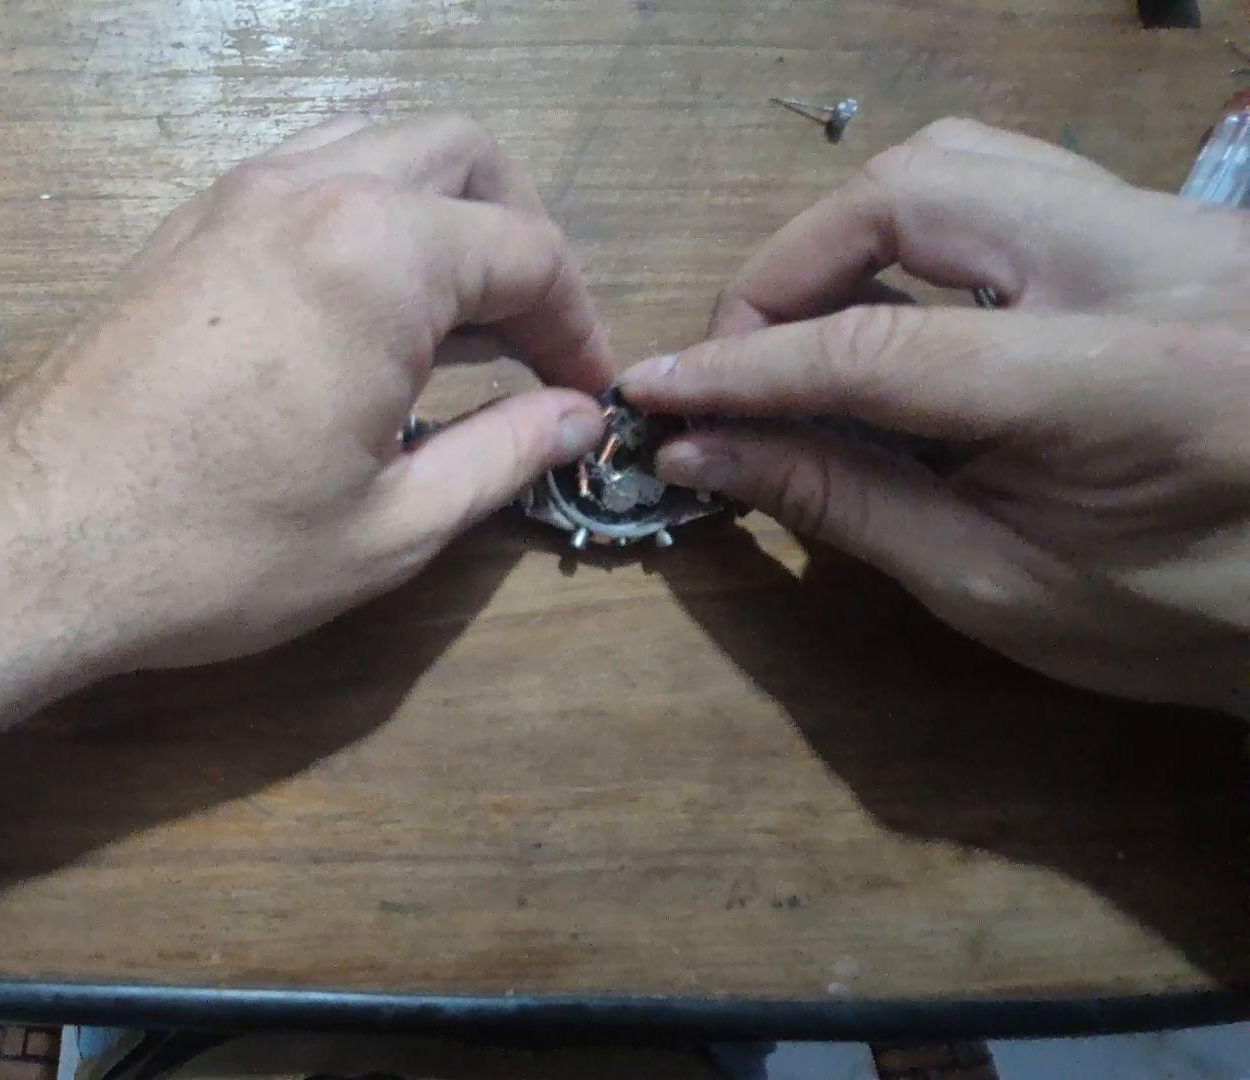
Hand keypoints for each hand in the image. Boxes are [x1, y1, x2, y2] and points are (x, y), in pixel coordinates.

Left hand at [0, 113, 613, 672]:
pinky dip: (364, 217)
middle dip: (519, 235)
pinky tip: (359, 306)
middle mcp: (309, 190)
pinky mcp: (183, 228)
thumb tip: (577, 416)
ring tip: (453, 314)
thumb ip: (501, 456)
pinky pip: (305, 179)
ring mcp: (233, 196)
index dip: (576, 320)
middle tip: (528, 335)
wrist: (33, 549)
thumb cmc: (217, 554)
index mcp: (380, 256)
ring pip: (379, 146)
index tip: (583, 388)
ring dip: (441, 212)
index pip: (529, 249)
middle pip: (463, 155)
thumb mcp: (388, 528)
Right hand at [617, 118, 1249, 715]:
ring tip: (795, 338)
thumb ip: (834, 500)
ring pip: (946, 165)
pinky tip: (872, 308)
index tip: (647, 391)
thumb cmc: (1184, 617)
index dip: (739, 370)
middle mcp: (1167, 262)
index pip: (880, 348)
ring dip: (830, 246)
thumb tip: (696, 453)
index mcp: (1134, 385)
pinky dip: (892, 236)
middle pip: (908, 193)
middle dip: (780, 278)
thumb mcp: (987, 581)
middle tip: (737, 368)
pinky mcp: (1151, 225)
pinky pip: (990, 182)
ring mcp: (1170, 224)